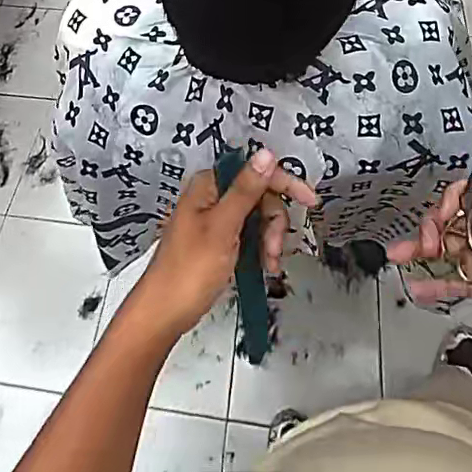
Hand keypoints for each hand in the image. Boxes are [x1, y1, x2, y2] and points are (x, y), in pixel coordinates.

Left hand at [124, 150, 320, 339]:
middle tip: (275, 248)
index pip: (257, 171)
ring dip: (270, 238)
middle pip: (261, 195)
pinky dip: (261, 248)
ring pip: (258, 216)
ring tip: (269, 263)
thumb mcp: (223, 227)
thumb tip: (266, 153)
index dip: (285, 183)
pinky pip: (250, 234)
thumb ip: (246, 189)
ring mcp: (216, 220)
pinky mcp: (219, 241)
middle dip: (274, 221)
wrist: (161, 318)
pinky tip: (265, 265)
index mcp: (209, 185)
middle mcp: (213, 196)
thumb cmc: (188, 271)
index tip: (310, 200)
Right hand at [387, 181, 471, 386]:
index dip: (455, 201)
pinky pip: (453, 282)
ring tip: (403, 255)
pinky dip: (434, 282)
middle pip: (457, 224)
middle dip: (433, 228)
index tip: (441, 214)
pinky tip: (418, 285)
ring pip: (450, 251)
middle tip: (422, 243)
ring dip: (425, 252)